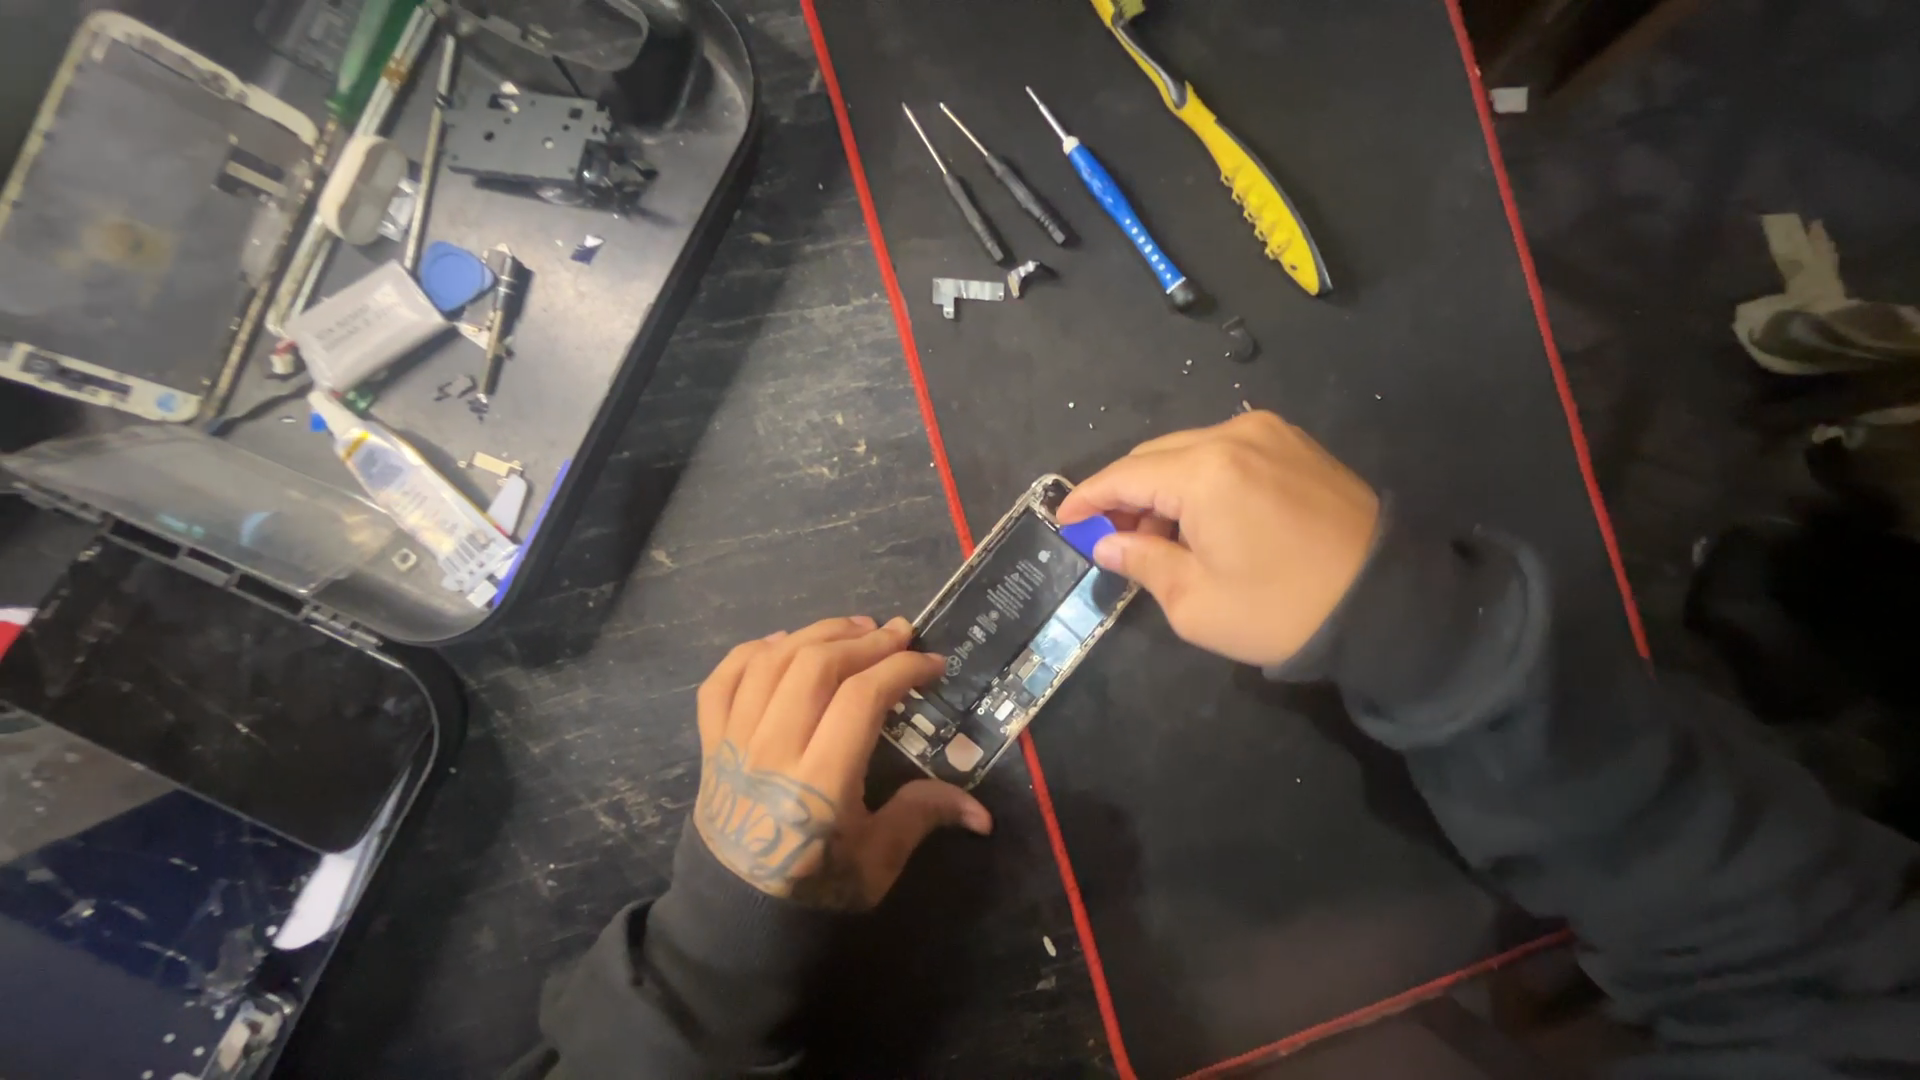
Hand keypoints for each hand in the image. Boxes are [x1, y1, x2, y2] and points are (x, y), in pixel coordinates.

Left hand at [693, 615, 992, 909]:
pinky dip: (753, 652)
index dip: (902, 669)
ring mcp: (734, 741)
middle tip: (899, 633)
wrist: (734, 914)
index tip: (932, 664)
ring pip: (771, 662)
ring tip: (854, 629)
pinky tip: (783, 643)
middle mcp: (772, 749)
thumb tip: (983, 813)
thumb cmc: (814, 886)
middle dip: (865, 641)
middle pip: (815, 666)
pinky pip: (723, 680)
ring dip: (817, 634)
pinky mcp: (711, 743)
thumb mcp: (877, 860)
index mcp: (819, 780)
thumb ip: (923, 817)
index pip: (861, 697)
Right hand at [1057, 411, 1380, 666]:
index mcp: (1204, 471)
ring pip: (1189, 451)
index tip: (1063, 521)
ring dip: (1161, 487)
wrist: (1390, 604)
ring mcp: (1270, 434)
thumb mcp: (1195, 601)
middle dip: (1124, 494)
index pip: (1124, 476)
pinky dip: (1198, 479)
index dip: (1087, 499)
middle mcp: (1233, 435)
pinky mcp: (1295, 445)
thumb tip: (1108, 543)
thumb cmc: (1281, 609)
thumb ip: (1142, 560)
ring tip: (1155, 534)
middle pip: (1154, 456)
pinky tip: (1198, 517)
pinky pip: (1225, 453)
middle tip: (1109, 536)